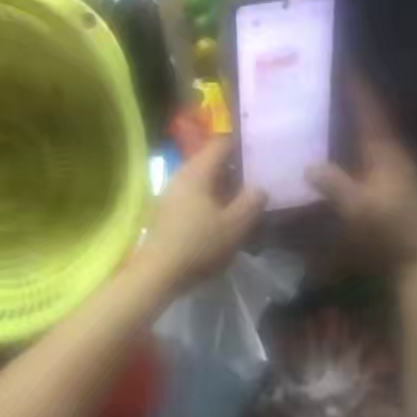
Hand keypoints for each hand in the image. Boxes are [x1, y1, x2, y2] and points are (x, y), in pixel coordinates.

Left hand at [139, 137, 264, 289]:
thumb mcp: (235, 224)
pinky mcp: (163, 213)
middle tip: (254, 179)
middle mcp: (179, 177)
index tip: (259, 152)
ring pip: (199, 181)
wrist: (157, 273)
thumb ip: (251, 201)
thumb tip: (259, 187)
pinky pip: (190, 197)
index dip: (241, 144)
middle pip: (208, 162)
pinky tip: (217, 217)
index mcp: (196, 172)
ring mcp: (168, 195)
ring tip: (239, 201)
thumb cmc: (199, 244)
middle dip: (232, 169)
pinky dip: (206, 200)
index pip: (220, 144)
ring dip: (219, 187)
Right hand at [307, 77, 416, 269]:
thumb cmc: (390, 231)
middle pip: (363, 120)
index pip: (369, 111)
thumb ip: (335, 185)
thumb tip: (309, 165)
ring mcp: (384, 171)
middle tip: (315, 87)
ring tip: (311, 114)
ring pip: (359, 140)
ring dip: (339, 127)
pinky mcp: (379, 187)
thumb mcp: (360, 209)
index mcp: (385, 152)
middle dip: (342, 103)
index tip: (339, 64)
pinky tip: (320, 154)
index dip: (355, 88)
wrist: (414, 259)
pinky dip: (339, 150)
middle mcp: (386, 155)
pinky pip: (355, 159)